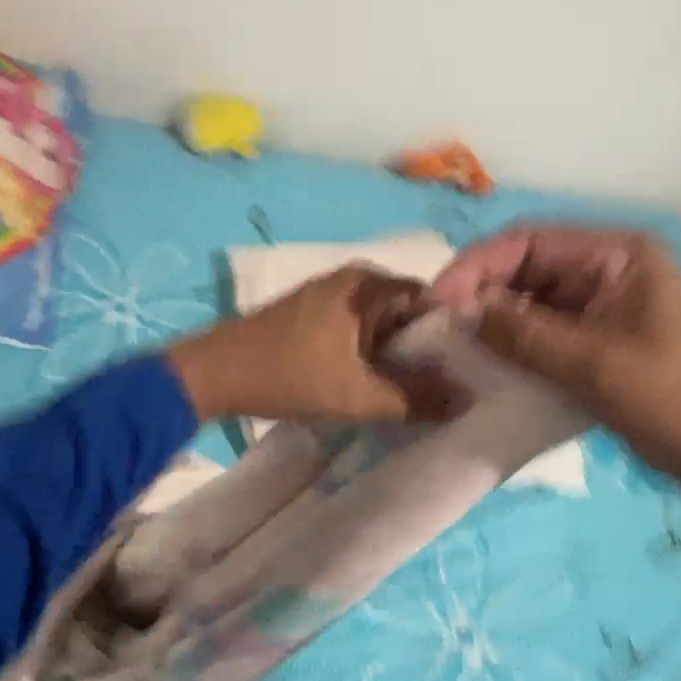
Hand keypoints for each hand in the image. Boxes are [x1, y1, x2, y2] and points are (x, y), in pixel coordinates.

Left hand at [167, 265, 463, 424]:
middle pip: (406, 315)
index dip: (451, 338)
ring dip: (395, 359)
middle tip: (446, 390)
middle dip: (423, 353)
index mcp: (369, 284)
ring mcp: (328, 296)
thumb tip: (468, 401)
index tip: (466, 371)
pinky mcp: (311, 316)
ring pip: (380, 328)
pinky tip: (374, 386)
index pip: (432, 303)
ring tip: (416, 394)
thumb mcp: (358, 395)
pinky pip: (356, 333)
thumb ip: (416, 399)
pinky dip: (369, 357)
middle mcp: (352, 280)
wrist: (212, 375)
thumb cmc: (288, 376)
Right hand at [433, 225, 680, 477]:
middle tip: (437, 330)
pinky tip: (484, 364)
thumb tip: (456, 311)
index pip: (529, 240)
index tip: (436, 303)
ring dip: (491, 321)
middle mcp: (606, 268)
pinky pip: (540, 331)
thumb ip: (521, 333)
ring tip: (452, 348)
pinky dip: (511, 344)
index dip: (475, 266)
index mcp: (618, 253)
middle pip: (524, 267)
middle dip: (479, 294)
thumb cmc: (674, 399)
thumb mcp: (593, 365)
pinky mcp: (595, 339)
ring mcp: (600, 304)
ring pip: (528, 300)